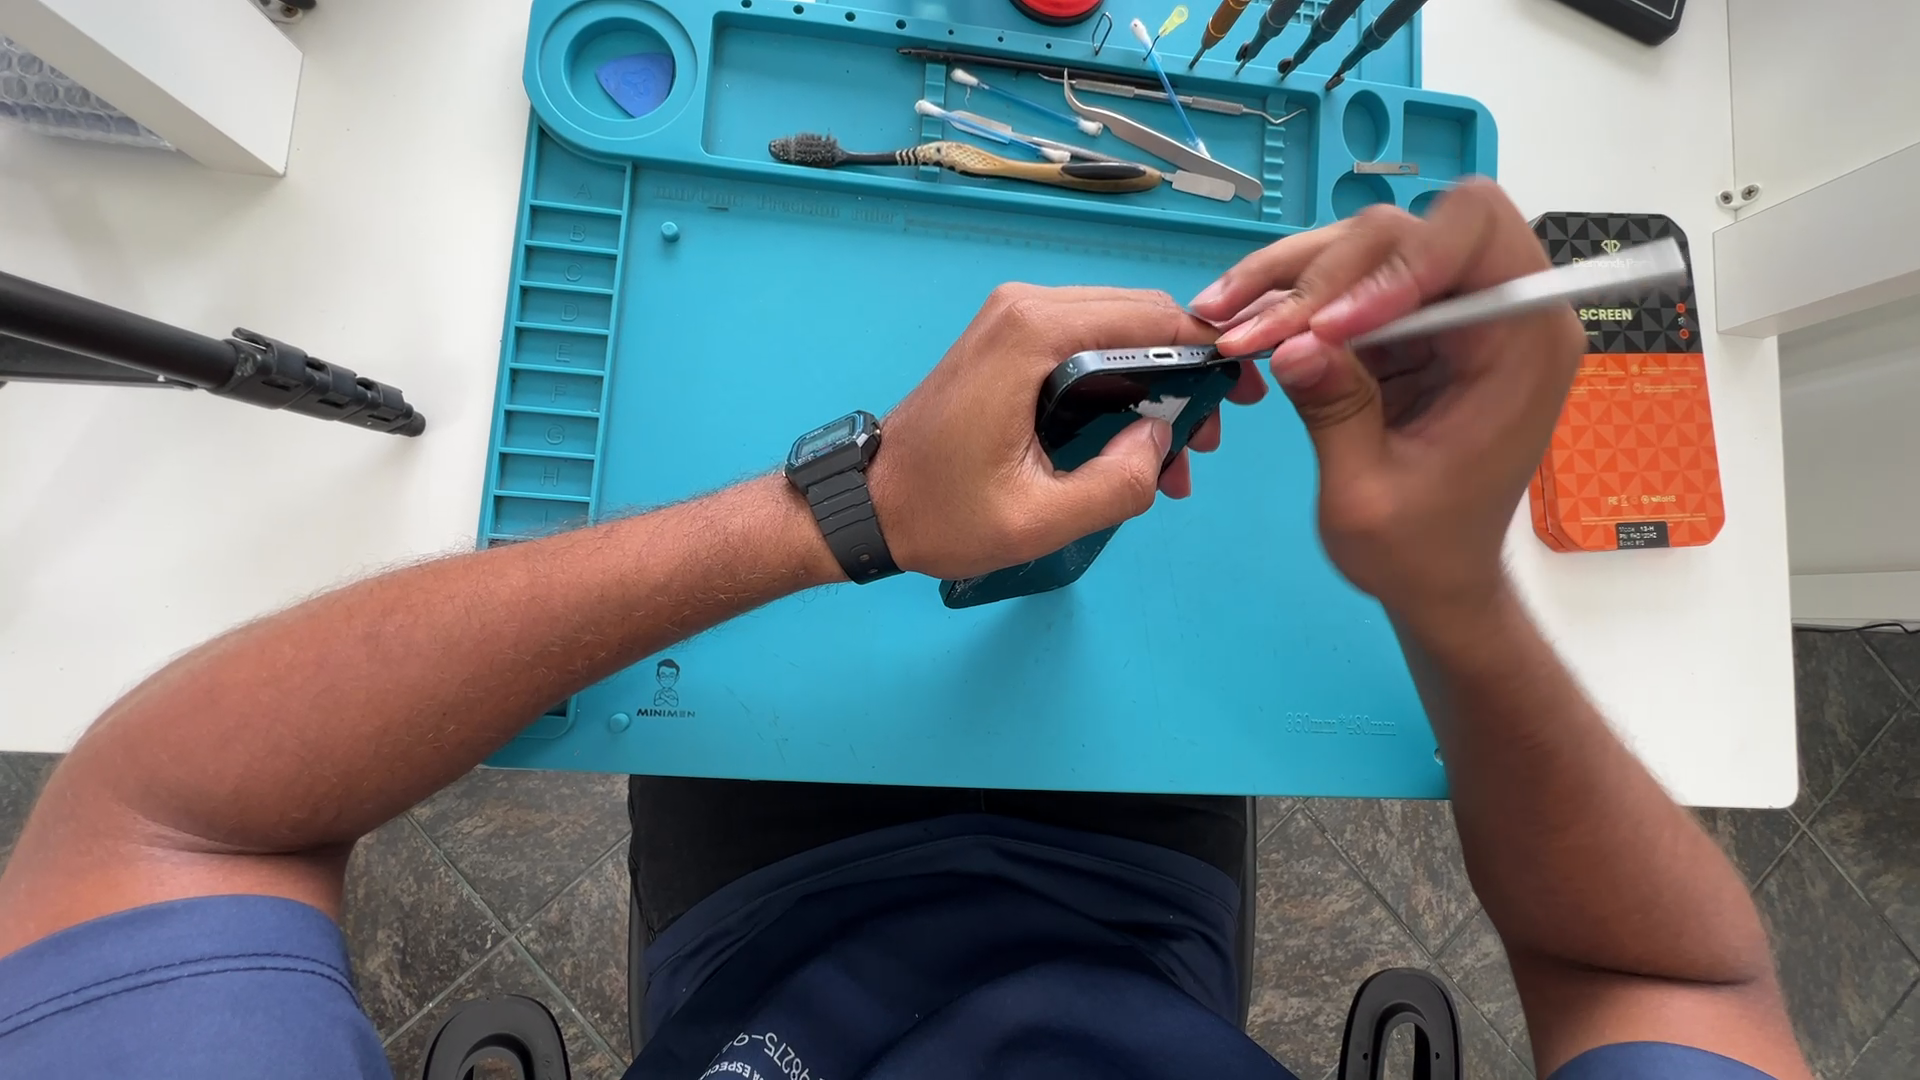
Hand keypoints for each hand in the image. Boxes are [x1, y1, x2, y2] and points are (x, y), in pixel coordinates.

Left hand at [870, 284, 1265, 580]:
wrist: (869, 506)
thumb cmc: (943, 515)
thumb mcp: (1039, 520)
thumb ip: (1119, 484)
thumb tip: (1161, 437)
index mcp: (1033, 334)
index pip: (1153, 320)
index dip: (1210, 356)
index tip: (1241, 401)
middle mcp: (1024, 307)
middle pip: (1138, 320)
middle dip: (1184, 377)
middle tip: (1201, 445)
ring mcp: (1012, 318)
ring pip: (1115, 332)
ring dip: (1152, 386)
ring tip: (1168, 458)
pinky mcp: (1006, 338)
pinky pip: (1083, 345)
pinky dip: (1116, 384)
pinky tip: (1127, 441)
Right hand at [1188, 180, 1584, 629]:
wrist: (1431, 578)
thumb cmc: (1416, 552)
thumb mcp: (1365, 495)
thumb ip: (1336, 413)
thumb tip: (1291, 344)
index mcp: (1517, 345)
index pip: (1472, 235)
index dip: (1393, 262)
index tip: (1325, 326)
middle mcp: (1488, 311)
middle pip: (1403, 234)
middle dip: (1316, 271)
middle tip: (1241, 325)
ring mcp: (1439, 318)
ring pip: (1361, 252)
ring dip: (1286, 280)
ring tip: (1221, 315)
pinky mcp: (1400, 332)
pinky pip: (1340, 291)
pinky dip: (1285, 304)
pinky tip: (1240, 327)